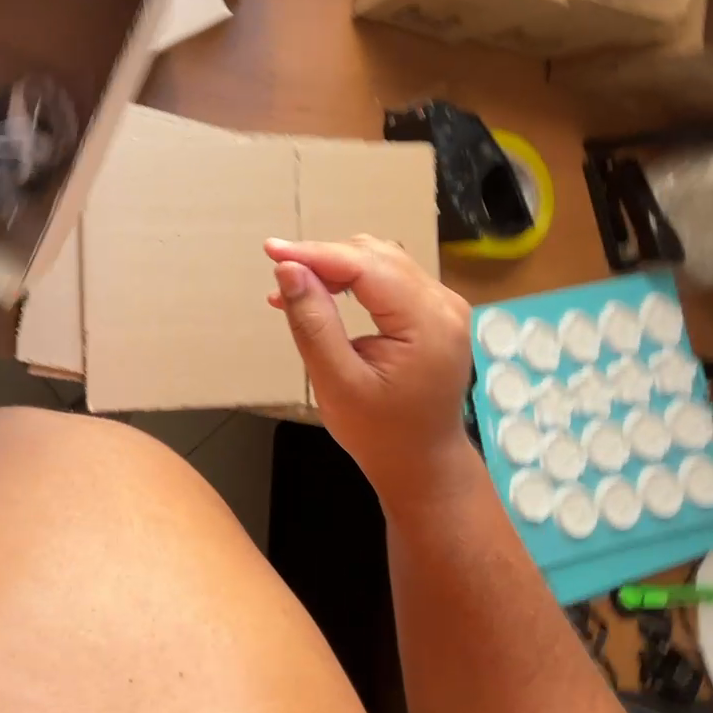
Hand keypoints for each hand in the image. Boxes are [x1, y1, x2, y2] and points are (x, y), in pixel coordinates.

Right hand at [265, 237, 473, 500]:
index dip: (315, 253)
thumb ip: (313, 323)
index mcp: (427, 322)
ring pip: (379, 260)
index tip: (269, 250)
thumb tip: (288, 269)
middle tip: (278, 277)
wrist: (421, 463)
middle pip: (374, 256)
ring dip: (333, 266)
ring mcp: (441, 305)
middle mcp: (443, 303)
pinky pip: (386, 276)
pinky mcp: (431, 310)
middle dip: (322, 258)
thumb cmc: (378, 432)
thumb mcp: (336, 382)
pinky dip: (348, 277)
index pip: (366, 266)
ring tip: (294, 289)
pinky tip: (318, 293)